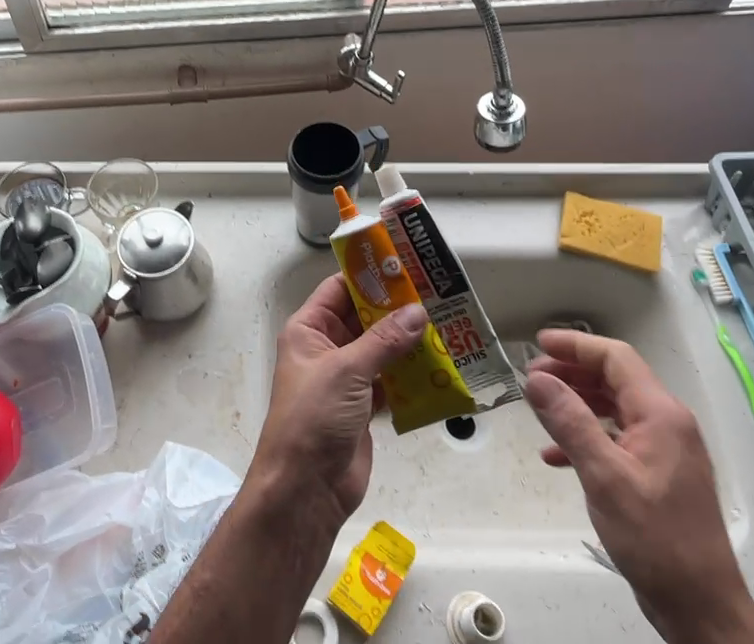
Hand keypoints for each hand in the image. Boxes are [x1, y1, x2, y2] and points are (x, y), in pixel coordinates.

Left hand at [248, 273, 427, 518]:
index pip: (340, 290)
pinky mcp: (363, 407)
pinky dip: (412, 374)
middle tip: (439, 294)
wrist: (305, 488)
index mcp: (309, 330)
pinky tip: (441, 365)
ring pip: (381, 349)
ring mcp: (345, 379)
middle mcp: (326, 349)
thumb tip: (419, 311)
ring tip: (448, 325)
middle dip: (398, 309)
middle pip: (364, 318)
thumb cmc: (314, 417)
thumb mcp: (347, 371)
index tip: (407, 265)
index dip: (370, 276)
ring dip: (409, 342)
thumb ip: (385, 340)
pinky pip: (391, 380)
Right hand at [525, 330, 753, 643]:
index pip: (616, 359)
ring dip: (576, 404)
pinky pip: (617, 440)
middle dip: (572, 373)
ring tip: (540, 410)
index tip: (538, 343)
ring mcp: (665, 451)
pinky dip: (586, 439)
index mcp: (661, 415)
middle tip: (531, 378)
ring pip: (614, 409)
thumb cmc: (655, 537)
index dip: (576, 346)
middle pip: (615, 380)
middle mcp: (667, 424)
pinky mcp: (658, 476)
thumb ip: (570, 422)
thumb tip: (536, 379)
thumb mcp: (604, 477)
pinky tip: (556, 457)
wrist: (700, 604)